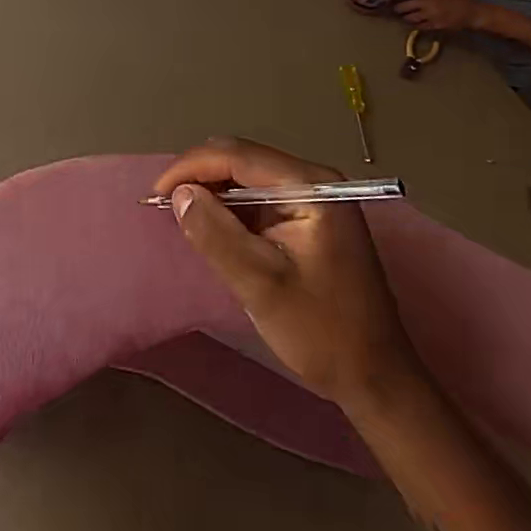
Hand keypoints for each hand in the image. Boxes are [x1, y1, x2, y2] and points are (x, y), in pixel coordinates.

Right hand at [155, 137, 419, 406]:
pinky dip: (232, 210)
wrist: (375, 374)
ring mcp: (314, 198)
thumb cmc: (322, 331)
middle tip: (166, 207)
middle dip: (201, 176)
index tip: (156, 194)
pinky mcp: (309, 218)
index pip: (240, 156)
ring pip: (249, 178)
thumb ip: (217, 234)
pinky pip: (260, 200)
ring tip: (183, 218)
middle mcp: (314, 180)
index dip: (192, 167)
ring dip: (214, 193)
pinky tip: (214, 229)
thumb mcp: (261, 284)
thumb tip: (180, 193)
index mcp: (311, 186)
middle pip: (244, 160)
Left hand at [394, 0, 484, 31]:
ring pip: (409, 17)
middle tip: (394, 9)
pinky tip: (413, 24)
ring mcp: (428, 16)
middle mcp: (425, 3)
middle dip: (397, 8)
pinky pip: (418, 26)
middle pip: (404, 6)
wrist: (469, 12)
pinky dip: (414, 25)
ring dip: (405, 17)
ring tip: (403, 17)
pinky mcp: (432, 26)